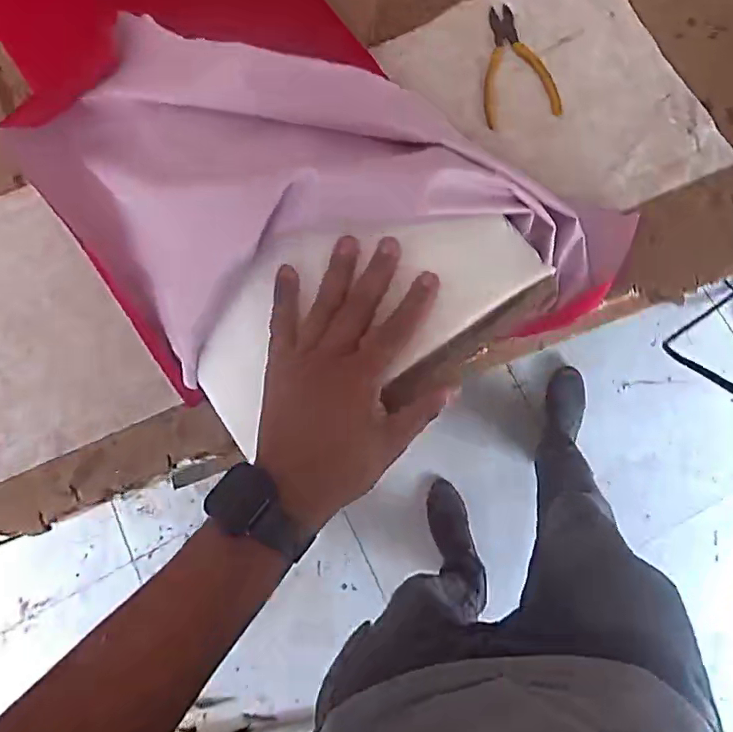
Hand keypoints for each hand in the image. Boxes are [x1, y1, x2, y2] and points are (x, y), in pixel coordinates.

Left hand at [255, 236, 451, 533]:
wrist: (286, 489)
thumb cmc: (343, 468)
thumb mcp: (389, 446)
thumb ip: (419, 412)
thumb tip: (452, 386)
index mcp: (363, 377)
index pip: (395, 331)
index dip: (414, 303)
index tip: (428, 277)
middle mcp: (333, 358)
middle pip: (359, 308)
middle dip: (377, 274)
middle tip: (389, 243)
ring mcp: (302, 358)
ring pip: (324, 307)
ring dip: (337, 273)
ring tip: (347, 242)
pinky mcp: (279, 363)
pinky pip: (281, 324)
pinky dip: (284, 297)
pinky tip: (286, 270)